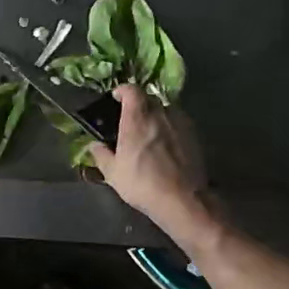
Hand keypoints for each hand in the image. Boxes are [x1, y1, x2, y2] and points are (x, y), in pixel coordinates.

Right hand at [89, 86, 212, 234]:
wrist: (182, 199)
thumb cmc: (142, 183)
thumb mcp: (113, 173)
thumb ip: (101, 155)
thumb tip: (93, 145)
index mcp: (137, 118)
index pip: (131, 90)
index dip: (123, 90)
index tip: (116, 97)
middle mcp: (161, 113)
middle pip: (149, 98)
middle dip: (139, 104)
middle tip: (130, 120)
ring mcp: (181, 123)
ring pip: (166, 111)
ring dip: (156, 117)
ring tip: (149, 134)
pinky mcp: (195, 135)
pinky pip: (178, 124)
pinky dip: (170, 129)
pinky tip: (166, 146)